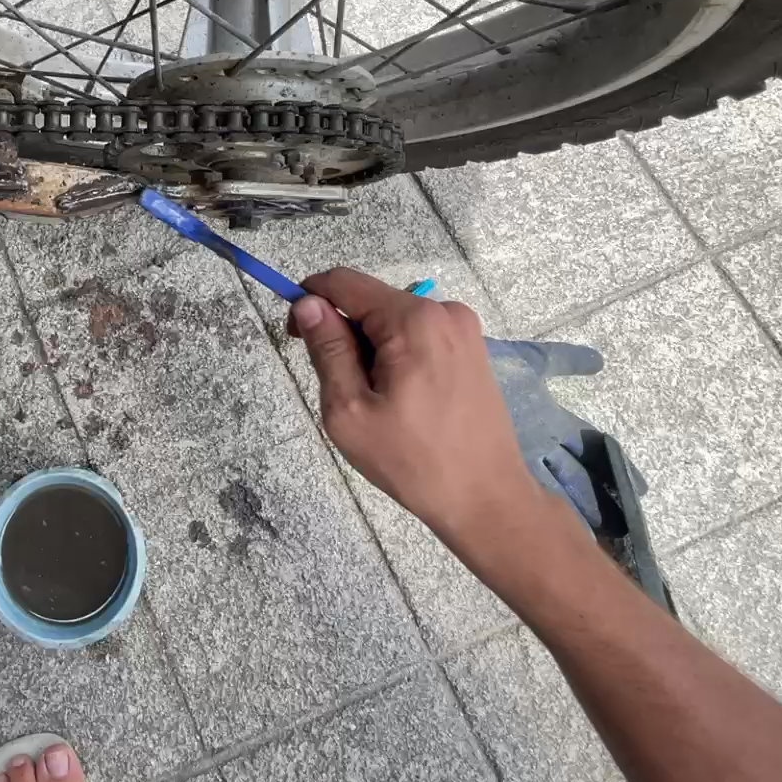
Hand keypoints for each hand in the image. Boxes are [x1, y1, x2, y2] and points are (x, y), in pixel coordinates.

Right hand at [287, 268, 560, 555]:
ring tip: (372, 399)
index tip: (295, 335)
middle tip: (336, 385)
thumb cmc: (412, 460)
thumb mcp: (349, 409)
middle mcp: (443, 311)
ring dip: (367, 346)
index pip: (343, 282)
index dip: (309, 299)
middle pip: (369, 300)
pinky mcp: (471, 348)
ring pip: (391, 318)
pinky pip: (416, 333)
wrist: (487, 500)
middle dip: (341, 331)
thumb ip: (327, 350)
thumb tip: (307, 305)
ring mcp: (463, 329)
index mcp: (412, 320)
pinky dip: (394, 353)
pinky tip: (399, 397)